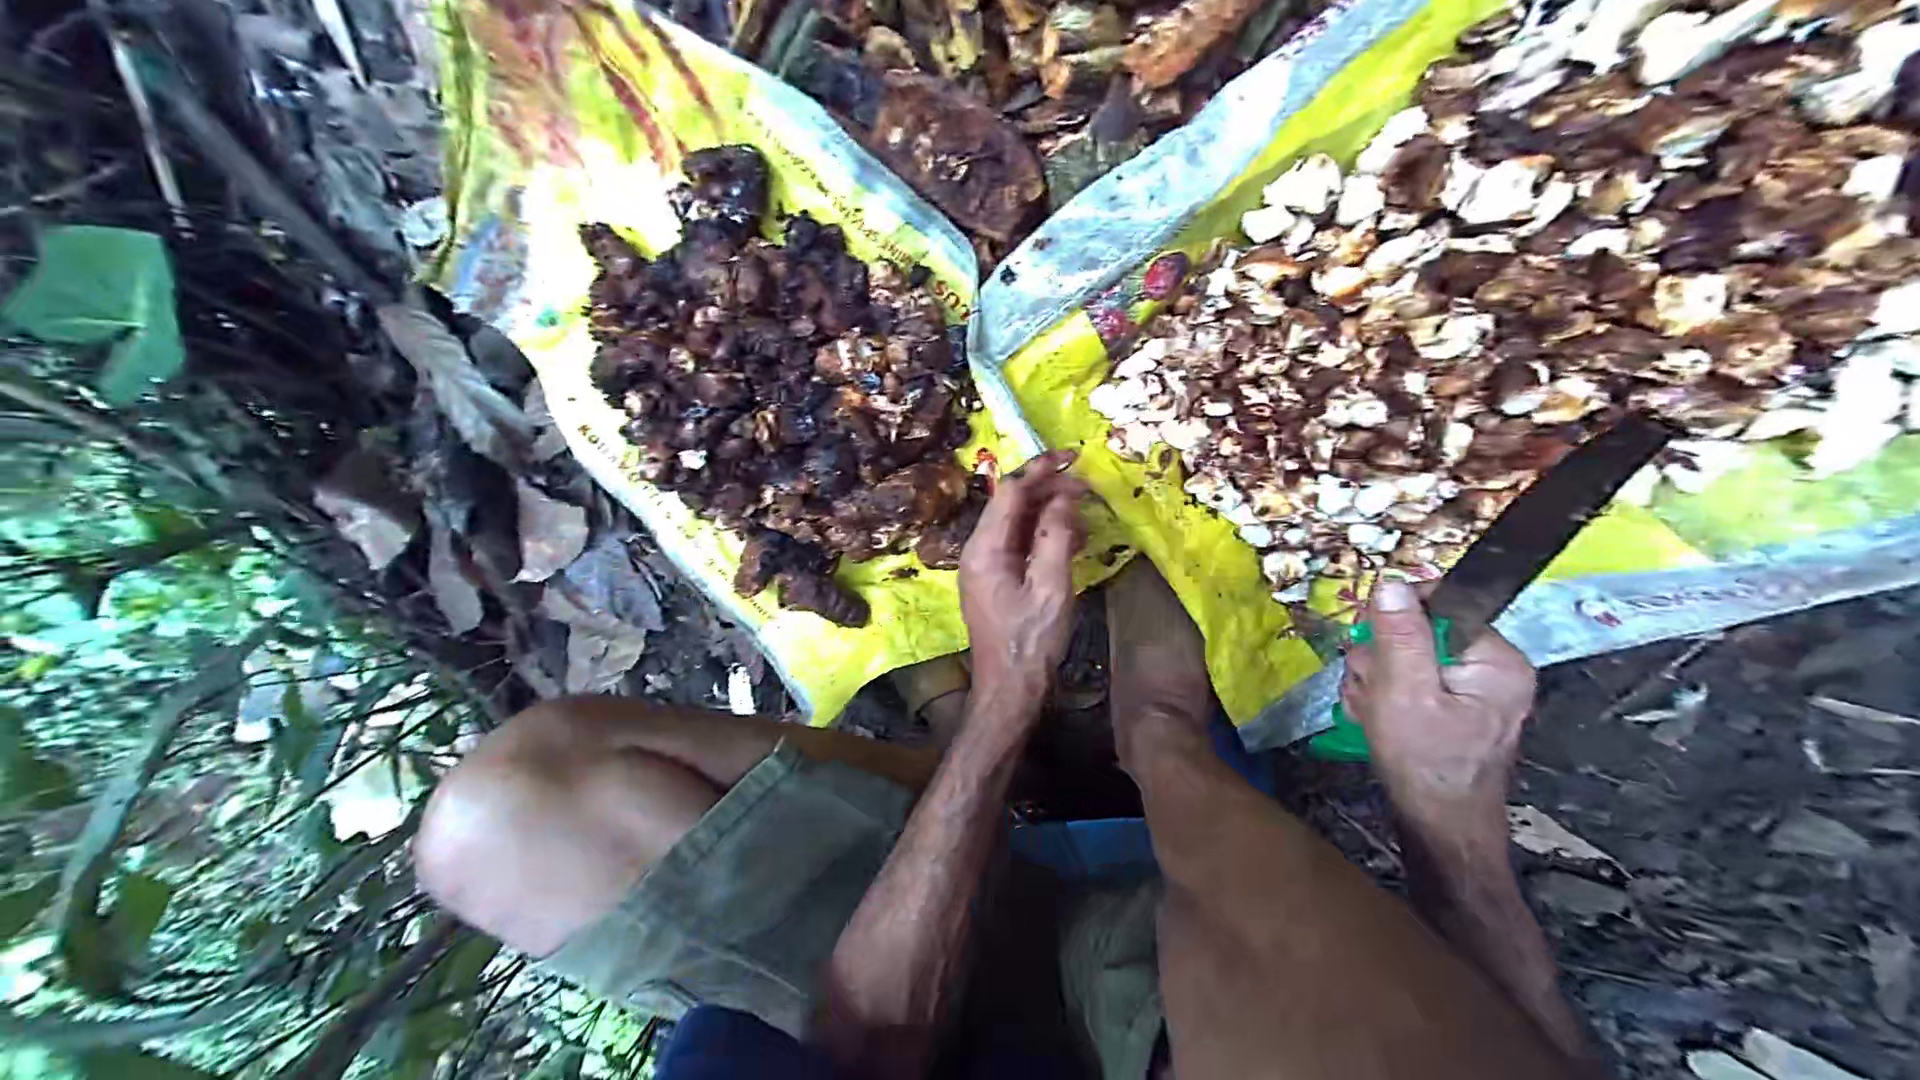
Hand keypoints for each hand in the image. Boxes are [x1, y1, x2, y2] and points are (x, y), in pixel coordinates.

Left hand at [958, 449, 1089, 707]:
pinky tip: (1073, 540)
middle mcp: (978, 551)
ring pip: (1018, 525)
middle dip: (1049, 491)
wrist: (1010, 689)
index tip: (1072, 456)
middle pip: (1012, 506)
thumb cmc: (1031, 641)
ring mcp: (985, 566)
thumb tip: (1066, 496)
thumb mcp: (1051, 587)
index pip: (1010, 493)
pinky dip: (1045, 537)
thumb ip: (1057, 537)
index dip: (1041, 470)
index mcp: (984, 549)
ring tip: (1086, 513)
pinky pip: (1020, 546)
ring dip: (1050, 514)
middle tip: (1087, 486)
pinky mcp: (997, 580)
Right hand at [1341, 580, 1534, 845]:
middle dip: (1378, 658)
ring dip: (1372, 680)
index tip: (1371, 644)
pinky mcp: (1446, 704)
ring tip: (1372, 710)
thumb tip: (1391, 583)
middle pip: (1413, 630)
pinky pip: (1400, 679)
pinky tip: (1375, 716)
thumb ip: (1399, 636)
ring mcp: (1466, 688)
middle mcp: (1486, 667)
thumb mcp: (1404, 692)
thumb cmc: (1425, 760)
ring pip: (1398, 655)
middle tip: (1374, 691)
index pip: (1439, 603)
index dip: (1395, 616)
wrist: (1435, 825)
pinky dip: (1379, 695)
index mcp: (1494, 659)